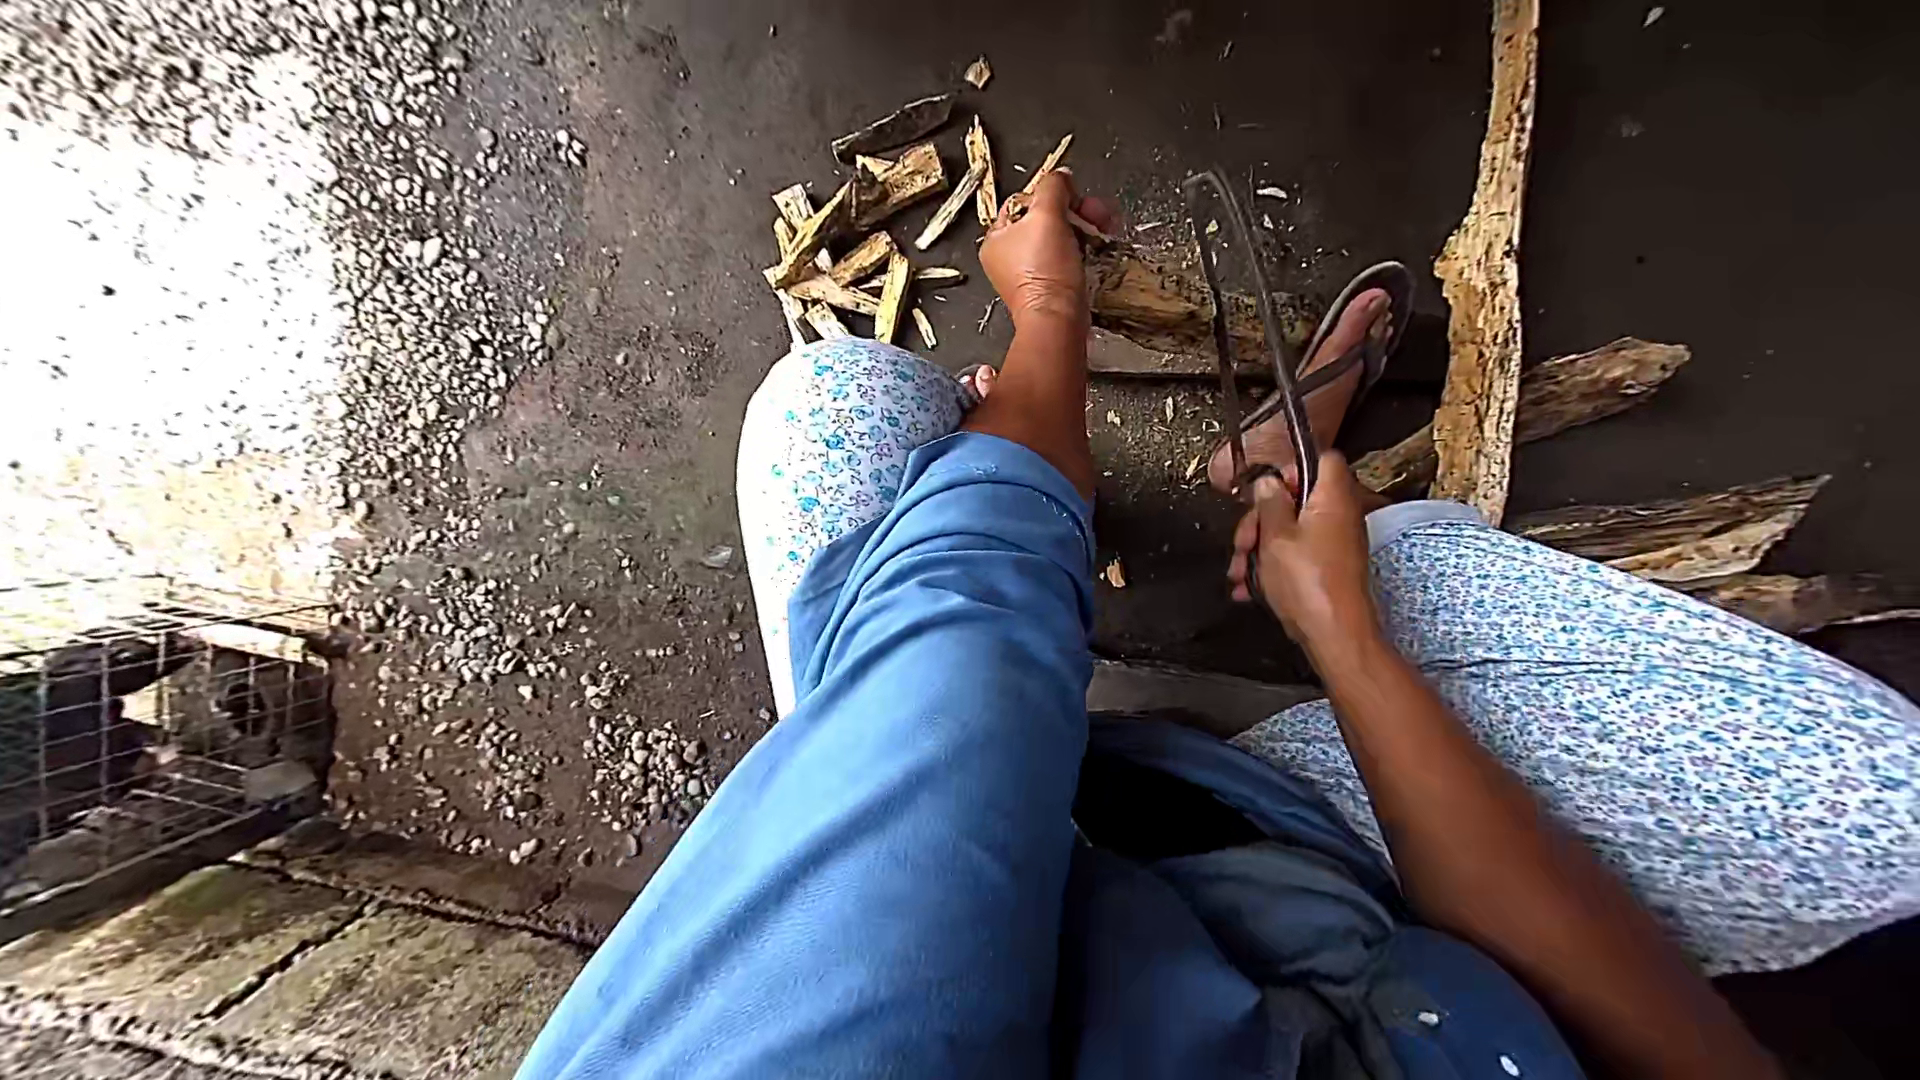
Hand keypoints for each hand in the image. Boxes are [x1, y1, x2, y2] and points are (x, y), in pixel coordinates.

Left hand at [980, 170, 1114, 328]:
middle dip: (1076, 210)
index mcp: (996, 239)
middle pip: (1046, 217)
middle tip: (1096, 213)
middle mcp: (1009, 257)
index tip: (1073, 197)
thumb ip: (1053, 186)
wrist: (1058, 319)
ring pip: (1060, 235)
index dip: (1052, 194)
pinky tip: (1099, 244)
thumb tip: (1060, 176)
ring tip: (1105, 228)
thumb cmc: (1045, 272)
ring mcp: (1030, 273)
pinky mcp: (1050, 285)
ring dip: (1085, 226)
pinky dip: (1083, 247)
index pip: (1024, 200)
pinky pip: (1067, 256)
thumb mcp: (1047, 214)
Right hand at [1227, 451, 1380, 655]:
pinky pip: (1291, 554)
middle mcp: (1337, 517)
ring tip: (1238, 572)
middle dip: (1259, 519)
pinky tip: (1248, 586)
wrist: (1332, 633)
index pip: (1323, 460)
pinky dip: (1269, 565)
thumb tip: (1268, 483)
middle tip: (1244, 541)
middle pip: (1293, 500)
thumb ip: (1269, 504)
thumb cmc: (1308, 584)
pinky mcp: (1324, 566)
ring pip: (1286, 530)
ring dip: (1256, 548)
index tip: (1266, 489)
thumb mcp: (1274, 536)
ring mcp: (1332, 543)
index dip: (1291, 467)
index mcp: (1331, 500)